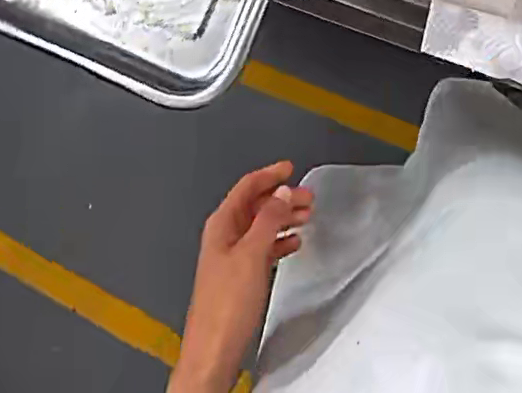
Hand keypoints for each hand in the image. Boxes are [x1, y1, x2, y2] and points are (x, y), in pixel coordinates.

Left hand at [170, 162, 313, 392]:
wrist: (213, 354)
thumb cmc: (226, 306)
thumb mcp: (252, 254)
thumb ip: (269, 219)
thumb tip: (283, 192)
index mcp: (222, 224)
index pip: (247, 187)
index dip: (269, 175)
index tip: (289, 168)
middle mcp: (225, 236)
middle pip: (257, 205)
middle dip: (283, 198)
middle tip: (308, 197)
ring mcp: (232, 256)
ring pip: (262, 226)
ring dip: (284, 218)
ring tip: (306, 216)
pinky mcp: (240, 276)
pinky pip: (263, 247)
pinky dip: (280, 241)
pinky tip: (293, 243)